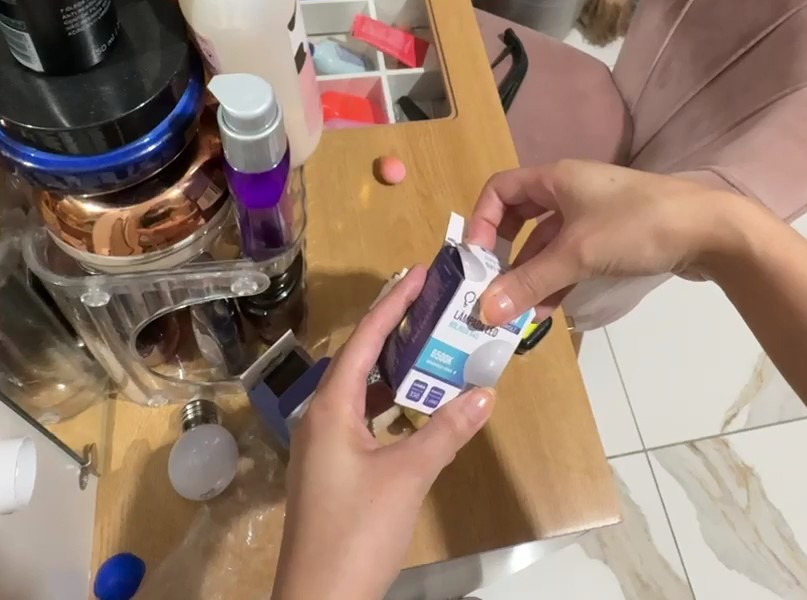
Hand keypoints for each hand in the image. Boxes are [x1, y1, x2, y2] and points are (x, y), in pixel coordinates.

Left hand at [272, 264, 495, 599]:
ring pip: (358, 388)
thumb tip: (485, 393)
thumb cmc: (357, 532)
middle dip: (392, 327)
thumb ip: (445, 431)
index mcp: (331, 407)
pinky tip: (410, 403)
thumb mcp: (407, 477)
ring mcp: (322, 444)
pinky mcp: (329, 467)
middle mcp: (320, 416)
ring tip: (427, 343)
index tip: (419, 273)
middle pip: (358, 357)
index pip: (363, 338)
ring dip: (390, 365)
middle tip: (430, 303)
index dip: (393, 303)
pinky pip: (359, 415)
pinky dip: (386, 400)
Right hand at [465, 160, 765, 325]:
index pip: (500, 189)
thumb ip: (530, 282)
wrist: (710, 230)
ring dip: (532, 273)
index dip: (482, 221)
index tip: (476, 259)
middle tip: (494, 286)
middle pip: (521, 217)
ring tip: (520, 311)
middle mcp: (569, 189)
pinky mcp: (613, 235)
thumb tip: (484, 309)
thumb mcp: (577, 254)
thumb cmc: (635, 226)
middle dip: (506, 253)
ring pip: (548, 241)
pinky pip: (572, 254)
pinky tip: (551, 310)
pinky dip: (557, 278)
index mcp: (555, 178)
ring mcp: (593, 213)